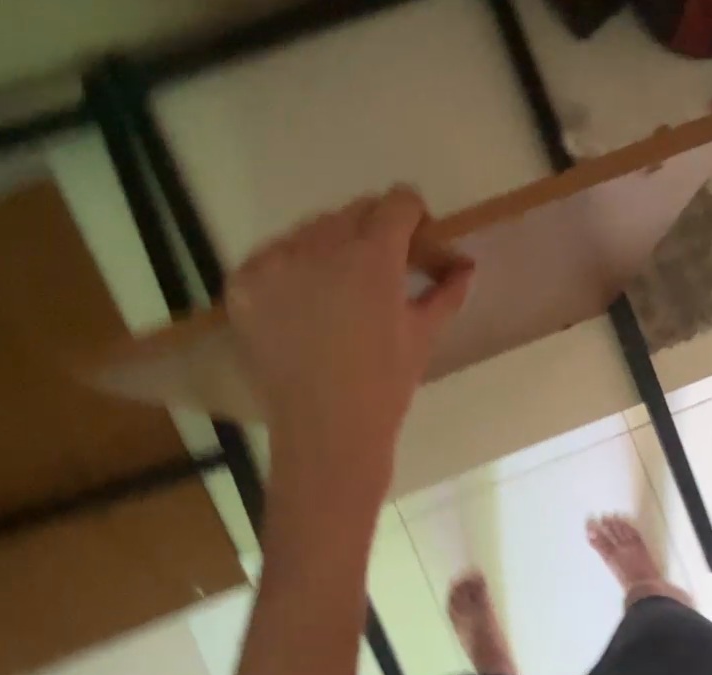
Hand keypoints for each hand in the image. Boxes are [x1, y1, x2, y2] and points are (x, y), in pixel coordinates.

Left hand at [227, 186, 474, 502]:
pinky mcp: (244, 284)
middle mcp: (321, 246)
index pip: (397, 202)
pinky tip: (302, 309)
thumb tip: (466, 267)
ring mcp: (276, 263)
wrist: (327, 434)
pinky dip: (290, 274)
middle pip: (353, 212)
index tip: (415, 241)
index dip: (412, 217)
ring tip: (337, 293)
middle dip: (372, 233)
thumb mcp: (422, 338)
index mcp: (373, 257)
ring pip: (310, 232)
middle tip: (380, 273)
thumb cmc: (384, 389)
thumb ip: (445, 294)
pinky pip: (272, 259)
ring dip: (329, 249)